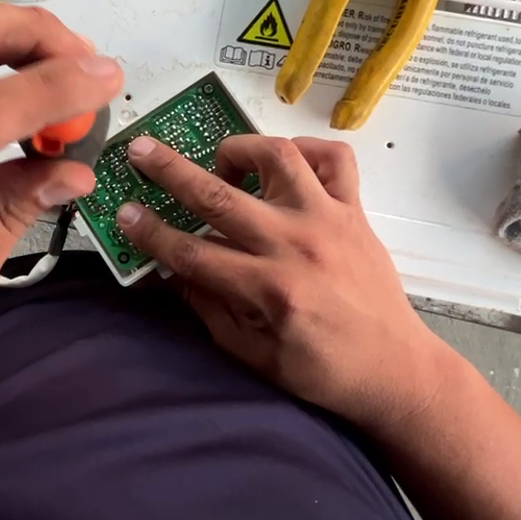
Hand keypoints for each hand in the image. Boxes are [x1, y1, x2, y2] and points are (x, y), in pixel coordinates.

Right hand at [116, 134, 454, 432]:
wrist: (397, 370)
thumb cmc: (320, 370)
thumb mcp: (251, 353)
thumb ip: (206, 306)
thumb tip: (167, 268)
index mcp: (269, 290)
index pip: (192, 253)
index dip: (150, 233)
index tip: (123, 213)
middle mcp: (296, 245)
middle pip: (219, 196)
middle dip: (170, 170)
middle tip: (141, 150)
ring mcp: (329, 220)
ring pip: (278, 157)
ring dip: (239, 150)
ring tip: (220, 161)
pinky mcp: (355, 211)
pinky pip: (333, 158)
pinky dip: (305, 150)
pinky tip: (284, 164)